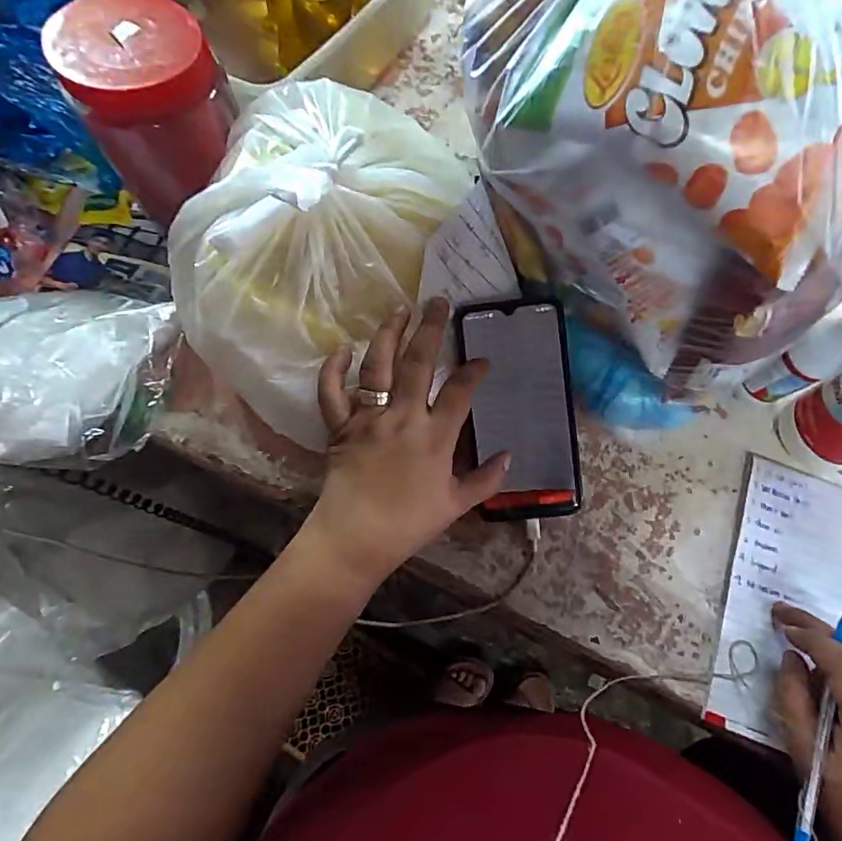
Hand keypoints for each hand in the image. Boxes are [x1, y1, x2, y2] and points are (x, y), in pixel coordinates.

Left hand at [302, 297, 507, 588]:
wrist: (355, 538)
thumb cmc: (409, 523)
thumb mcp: (456, 505)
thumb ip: (485, 480)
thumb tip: (509, 457)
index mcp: (434, 436)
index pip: (459, 391)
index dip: (473, 370)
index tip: (482, 359)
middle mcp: (402, 417)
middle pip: (417, 362)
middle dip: (431, 329)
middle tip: (439, 302)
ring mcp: (368, 418)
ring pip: (377, 366)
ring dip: (389, 334)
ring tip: (400, 309)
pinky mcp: (340, 426)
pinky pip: (332, 392)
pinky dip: (333, 369)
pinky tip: (342, 349)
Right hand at [772, 603, 841, 840]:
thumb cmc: (840, 801)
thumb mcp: (804, 752)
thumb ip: (793, 700)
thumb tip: (791, 658)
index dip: (812, 638)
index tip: (782, 624)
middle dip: (819, 631)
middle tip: (783, 614)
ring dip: (833, 651)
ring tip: (799, 642)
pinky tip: (826, 677)